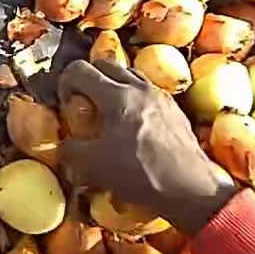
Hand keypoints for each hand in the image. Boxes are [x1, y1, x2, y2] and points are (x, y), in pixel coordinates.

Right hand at [58, 58, 240, 232]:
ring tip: (108, 109)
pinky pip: (147, 91)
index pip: (80, 70)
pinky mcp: (174, 110)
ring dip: (112, 83)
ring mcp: (159, 96)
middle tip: (83, 102)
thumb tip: (61, 147)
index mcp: (115, 95)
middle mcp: (138, 88)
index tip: (66, 103)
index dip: (65, 82)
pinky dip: (133, 97)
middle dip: (88, 77)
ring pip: (128, 73)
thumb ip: (71, 151)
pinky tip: (133, 123)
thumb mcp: (94, 166)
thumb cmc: (141, 173)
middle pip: (104, 64)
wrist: (193, 189)